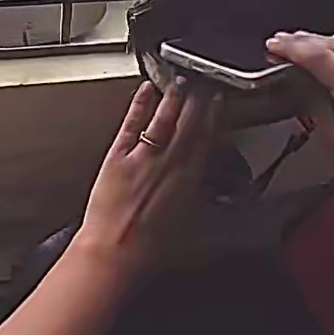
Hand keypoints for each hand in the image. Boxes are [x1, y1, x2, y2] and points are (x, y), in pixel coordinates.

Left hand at [75, 77, 218, 274]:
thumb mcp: (187, 222)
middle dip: (198, 99)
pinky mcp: (118, 156)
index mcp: (188, 180)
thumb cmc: (149, 248)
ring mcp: (143, 157)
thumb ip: (199, 194)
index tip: (219, 99)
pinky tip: (146, 89)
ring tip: (181, 80)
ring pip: (164, 119)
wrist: (114, 255)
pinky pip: (132, 123)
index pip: (205, 139)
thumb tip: (209, 180)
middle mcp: (168, 165)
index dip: (214, 116)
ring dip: (174, 97)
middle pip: (188, 124)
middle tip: (204, 80)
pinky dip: (140, 104)